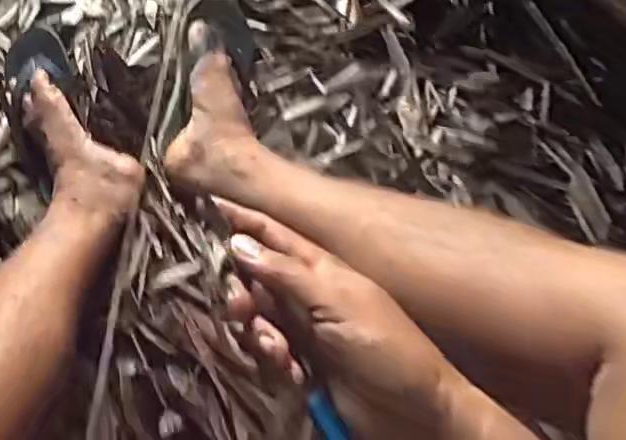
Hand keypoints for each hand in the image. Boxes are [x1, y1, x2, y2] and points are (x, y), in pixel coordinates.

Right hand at [219, 200, 531, 439]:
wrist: (423, 419)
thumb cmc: (387, 347)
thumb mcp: (336, 301)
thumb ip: (284, 271)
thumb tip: (237, 242)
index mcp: (315, 264)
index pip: (266, 230)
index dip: (236, 218)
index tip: (202, 207)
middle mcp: (302, 291)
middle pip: (251, 274)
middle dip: (239, 288)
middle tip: (237, 305)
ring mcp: (300, 327)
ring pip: (255, 315)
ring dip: (257, 330)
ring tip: (275, 349)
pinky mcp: (300, 363)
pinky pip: (267, 352)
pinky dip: (272, 360)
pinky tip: (290, 372)